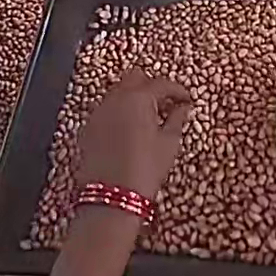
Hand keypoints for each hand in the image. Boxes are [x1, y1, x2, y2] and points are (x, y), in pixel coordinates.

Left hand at [75, 68, 192, 198]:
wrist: (111, 197)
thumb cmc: (146, 168)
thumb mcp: (169, 143)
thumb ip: (177, 119)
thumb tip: (183, 107)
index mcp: (139, 98)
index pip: (162, 84)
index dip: (178, 90)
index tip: (187, 100)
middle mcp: (115, 98)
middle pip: (135, 78)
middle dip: (152, 87)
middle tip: (166, 104)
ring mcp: (98, 112)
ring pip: (118, 92)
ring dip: (134, 98)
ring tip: (149, 118)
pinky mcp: (87, 127)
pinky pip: (106, 109)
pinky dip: (119, 112)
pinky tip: (129, 129)